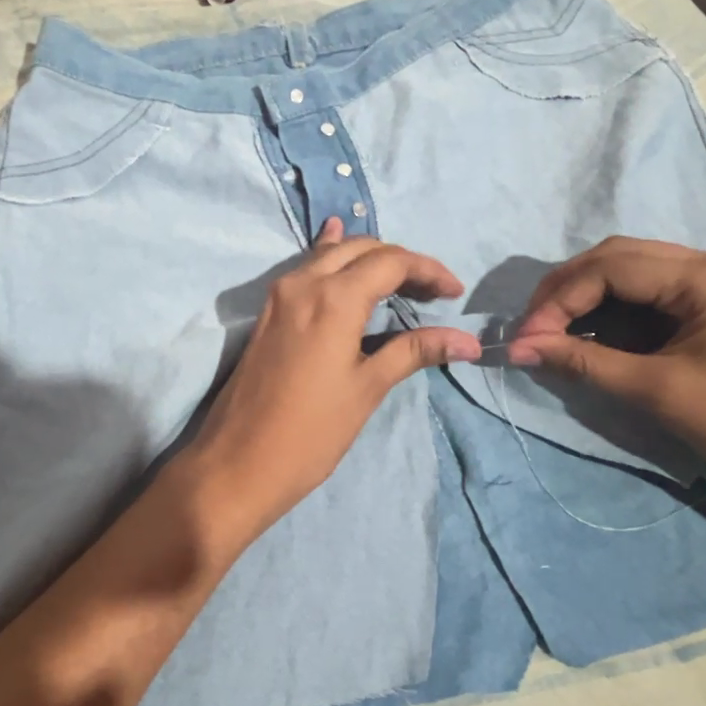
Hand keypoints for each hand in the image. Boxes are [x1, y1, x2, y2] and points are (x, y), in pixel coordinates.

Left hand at [195, 218, 482, 519]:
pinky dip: (333, 258)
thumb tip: (468, 341)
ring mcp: (280, 294)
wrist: (237, 461)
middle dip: (401, 262)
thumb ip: (414, 351)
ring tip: (401, 284)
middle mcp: (303, 282)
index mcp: (333, 298)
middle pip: (362, 249)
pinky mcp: (268, 311)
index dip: (429, 270)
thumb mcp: (368, 388)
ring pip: (332, 255)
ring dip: (368, 260)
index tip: (455, 293)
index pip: (391, 261)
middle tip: (432, 292)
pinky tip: (338, 243)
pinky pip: (308, 268)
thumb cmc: (311, 431)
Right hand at [504, 237, 705, 509]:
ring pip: (636, 271)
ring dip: (589, 298)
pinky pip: (657, 292)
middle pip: (621, 257)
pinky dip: (618, 310)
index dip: (559, 300)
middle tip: (531, 329)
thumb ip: (582, 360)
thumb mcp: (656, 391)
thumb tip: (518, 348)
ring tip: (552, 331)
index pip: (613, 267)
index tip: (524, 338)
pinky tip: (593, 333)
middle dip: (568, 291)